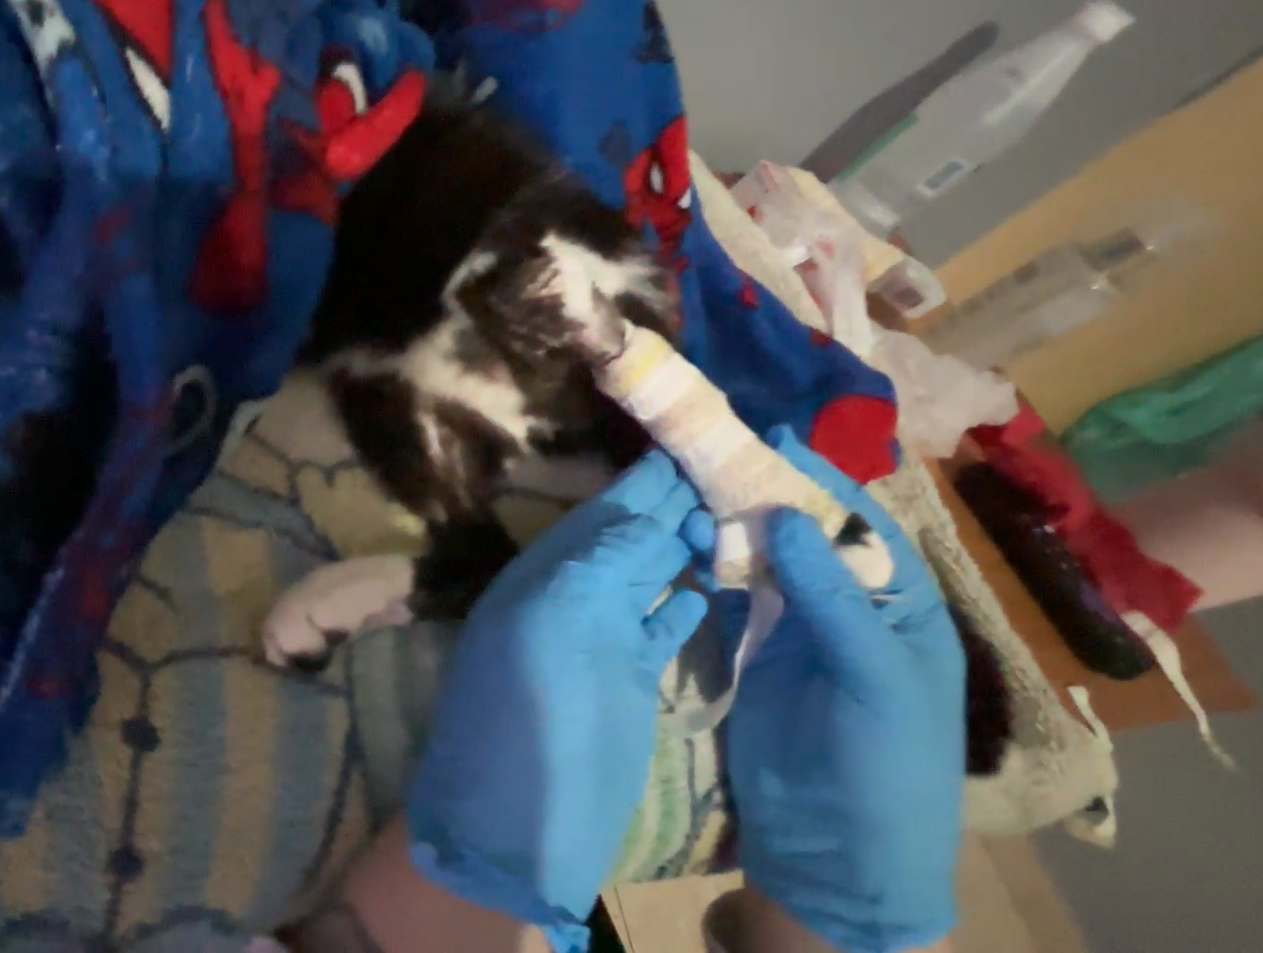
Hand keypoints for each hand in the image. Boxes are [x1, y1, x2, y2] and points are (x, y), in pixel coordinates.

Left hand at [405, 452, 708, 950]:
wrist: (517, 822)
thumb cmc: (530, 716)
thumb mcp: (554, 621)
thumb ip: (601, 560)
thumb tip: (652, 514)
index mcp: (548, 573)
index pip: (607, 507)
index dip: (650, 476)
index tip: (698, 439)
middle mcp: (573, 593)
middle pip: (632, 533)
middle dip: (678, 500)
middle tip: (739, 465)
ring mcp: (600, 635)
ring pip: (650, 571)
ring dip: (690, 543)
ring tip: (745, 510)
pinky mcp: (628, 675)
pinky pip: (661, 619)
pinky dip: (688, 596)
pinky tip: (717, 577)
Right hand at [726, 427, 964, 952]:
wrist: (832, 848)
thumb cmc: (883, 765)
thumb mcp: (876, 680)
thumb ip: (834, 599)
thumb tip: (790, 517)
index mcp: (899, 605)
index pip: (860, 525)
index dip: (820, 480)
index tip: (771, 438)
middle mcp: (847, 603)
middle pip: (805, 532)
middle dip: (765, 492)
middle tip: (715, 451)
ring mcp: (795, 623)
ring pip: (764, 555)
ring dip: (732, 522)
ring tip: (691, 483)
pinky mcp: (752, 644)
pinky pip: (732, 590)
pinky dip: (712, 561)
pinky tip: (688, 536)